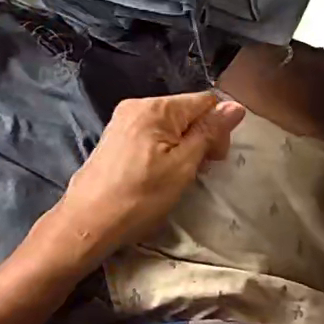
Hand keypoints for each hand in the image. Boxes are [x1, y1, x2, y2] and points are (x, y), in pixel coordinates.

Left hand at [46, 93, 246, 265]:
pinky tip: (158, 174)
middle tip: (198, 171)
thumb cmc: (140, 196)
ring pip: (168, 126)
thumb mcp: (183, 165)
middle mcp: (135, 106)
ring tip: (177, 176)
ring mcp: (121, 122)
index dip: (219, 127)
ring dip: (182, 147)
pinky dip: (162, 151)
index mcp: (154, 107)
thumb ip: (208, 133)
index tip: (216, 159)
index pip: (204, 102)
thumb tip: (234, 106)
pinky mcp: (113, 139)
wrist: (89, 221)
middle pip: (185, 112)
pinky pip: (150, 135)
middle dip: (200, 137)